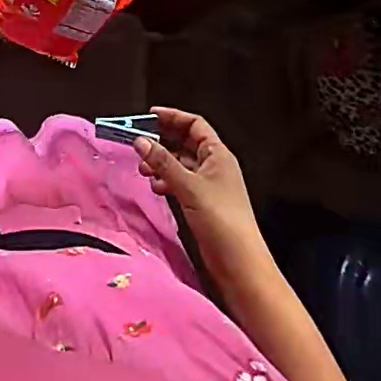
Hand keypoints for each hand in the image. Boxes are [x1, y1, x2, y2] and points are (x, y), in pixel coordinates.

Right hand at [134, 107, 268, 283]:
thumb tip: (139, 140)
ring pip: (180, 163)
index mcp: (218, 154)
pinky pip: (181, 181)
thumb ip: (163, 162)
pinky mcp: (203, 202)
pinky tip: (156, 188)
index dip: (172, 117)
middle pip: (185, 142)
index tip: (148, 116)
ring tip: (143, 170)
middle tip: (139, 144)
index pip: (194, 124)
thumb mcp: (188, 186)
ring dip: (161, 163)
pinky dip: (167, 180)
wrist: (240, 264)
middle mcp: (214, 165)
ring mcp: (209, 184)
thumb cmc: (220, 219)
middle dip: (162, 141)